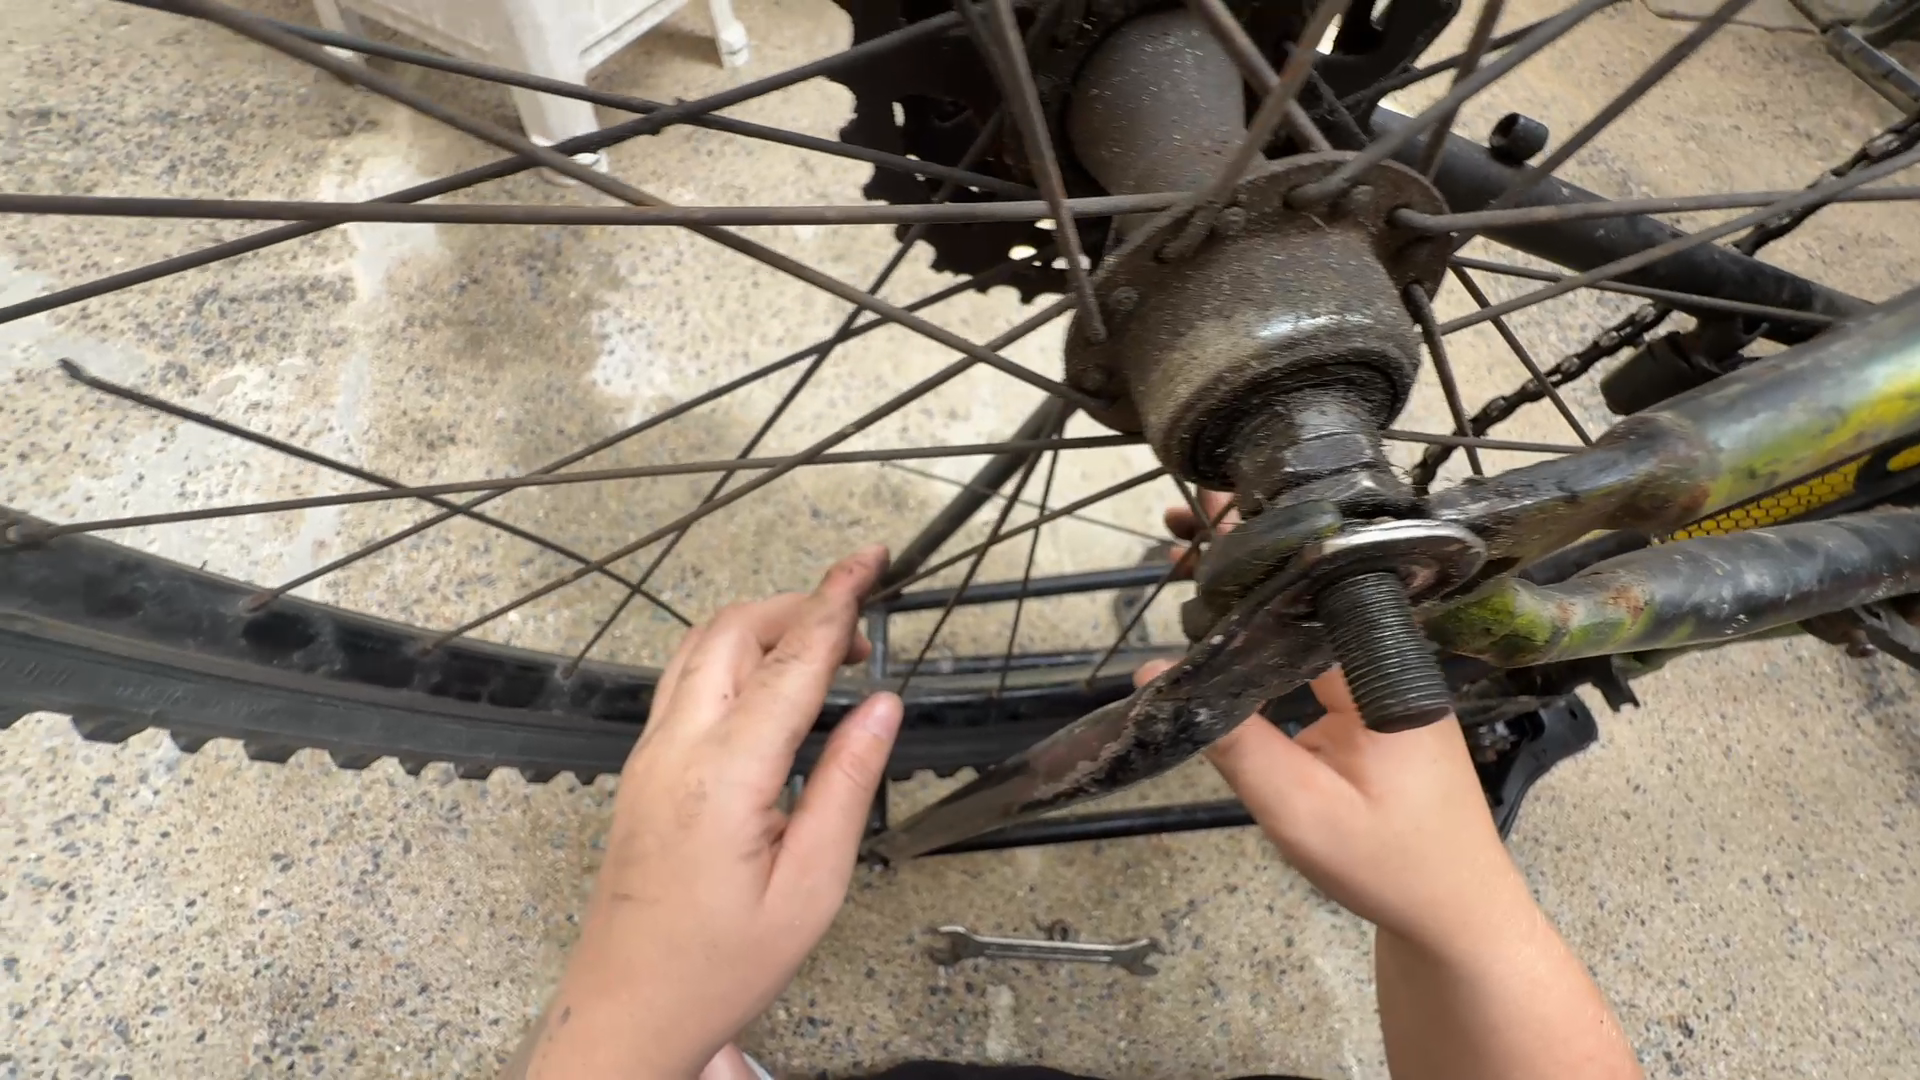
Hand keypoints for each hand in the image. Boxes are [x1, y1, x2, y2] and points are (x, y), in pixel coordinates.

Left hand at [526, 547, 901, 1079]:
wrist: (624, 1013)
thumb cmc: (720, 963)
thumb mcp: (812, 885)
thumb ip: (849, 782)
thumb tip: (883, 706)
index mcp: (725, 774)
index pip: (792, 661)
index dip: (837, 602)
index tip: (869, 560)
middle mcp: (677, 745)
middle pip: (737, 629)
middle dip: (802, 602)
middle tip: (861, 621)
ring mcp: (651, 750)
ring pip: (705, 644)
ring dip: (767, 621)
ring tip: (825, 643)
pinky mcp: (645, 763)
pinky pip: (688, 675)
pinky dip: (737, 649)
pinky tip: (773, 677)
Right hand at [1140, 491, 1531, 955]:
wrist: (1453, 914)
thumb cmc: (1387, 865)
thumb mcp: (1299, 812)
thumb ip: (1233, 744)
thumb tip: (1156, 673)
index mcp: (1382, 675)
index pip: (1317, 589)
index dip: (1261, 549)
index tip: (1212, 515)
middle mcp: (1385, 661)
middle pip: (1309, 587)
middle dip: (1246, 550)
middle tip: (1184, 522)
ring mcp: (1376, 678)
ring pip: (1307, 613)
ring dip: (1251, 583)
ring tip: (1191, 556)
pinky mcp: (1364, 697)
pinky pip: (1308, 644)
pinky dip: (1264, 623)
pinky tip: (1225, 619)